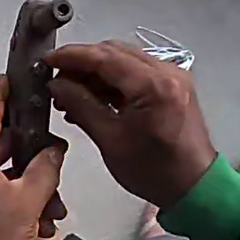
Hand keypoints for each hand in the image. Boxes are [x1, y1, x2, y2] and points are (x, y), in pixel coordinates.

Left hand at [0, 76, 67, 239]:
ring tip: (55, 212)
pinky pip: (9, 199)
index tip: (10, 76)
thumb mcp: (26, 202)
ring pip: (13, 177)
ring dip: (38, 190)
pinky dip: (28, 207)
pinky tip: (44, 226)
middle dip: (37, 157)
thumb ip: (44, 169)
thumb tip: (54, 149)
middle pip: (7, 149)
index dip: (1, 95)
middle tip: (58, 158)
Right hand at [47, 40, 216, 207]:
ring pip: (122, 60)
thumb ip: (80, 105)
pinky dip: (110, 81)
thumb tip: (56, 85)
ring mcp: (171, 76)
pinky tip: (91, 98)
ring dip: (94, 73)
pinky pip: (134, 72)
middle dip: (81, 64)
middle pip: (113, 52)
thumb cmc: (154, 170)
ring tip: (69, 95)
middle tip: (55, 83)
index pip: (105, 57)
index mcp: (154, 85)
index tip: (46, 61)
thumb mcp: (110, 139)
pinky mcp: (170, 85)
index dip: (71, 56)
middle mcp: (167, 72)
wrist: (193, 186)